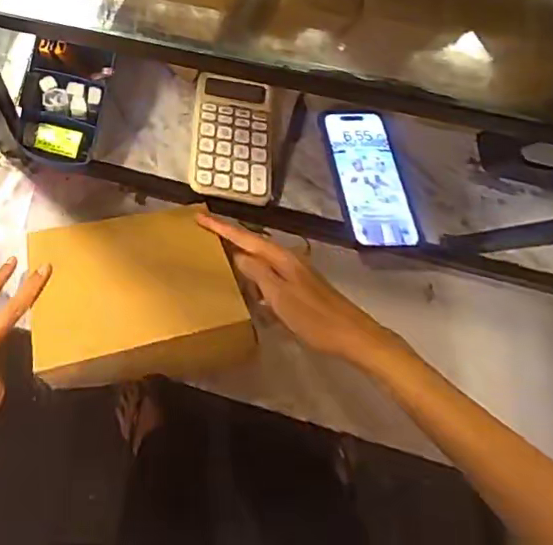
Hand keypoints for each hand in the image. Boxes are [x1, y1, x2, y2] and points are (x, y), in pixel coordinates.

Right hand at [198, 213, 396, 363]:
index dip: (220, 227)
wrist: (354, 336)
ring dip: (241, 254)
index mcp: (280, 257)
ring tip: (221, 254)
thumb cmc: (314, 317)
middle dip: (229, 235)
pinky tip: (249, 285)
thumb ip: (257, 272)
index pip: (244, 237)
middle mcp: (287, 258)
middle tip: (205, 230)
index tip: (199, 216)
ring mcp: (295, 272)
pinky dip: (254, 272)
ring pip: (261, 257)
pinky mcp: (300, 286)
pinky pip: (269, 272)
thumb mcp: (279, 296)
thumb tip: (237, 255)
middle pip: (252, 242)